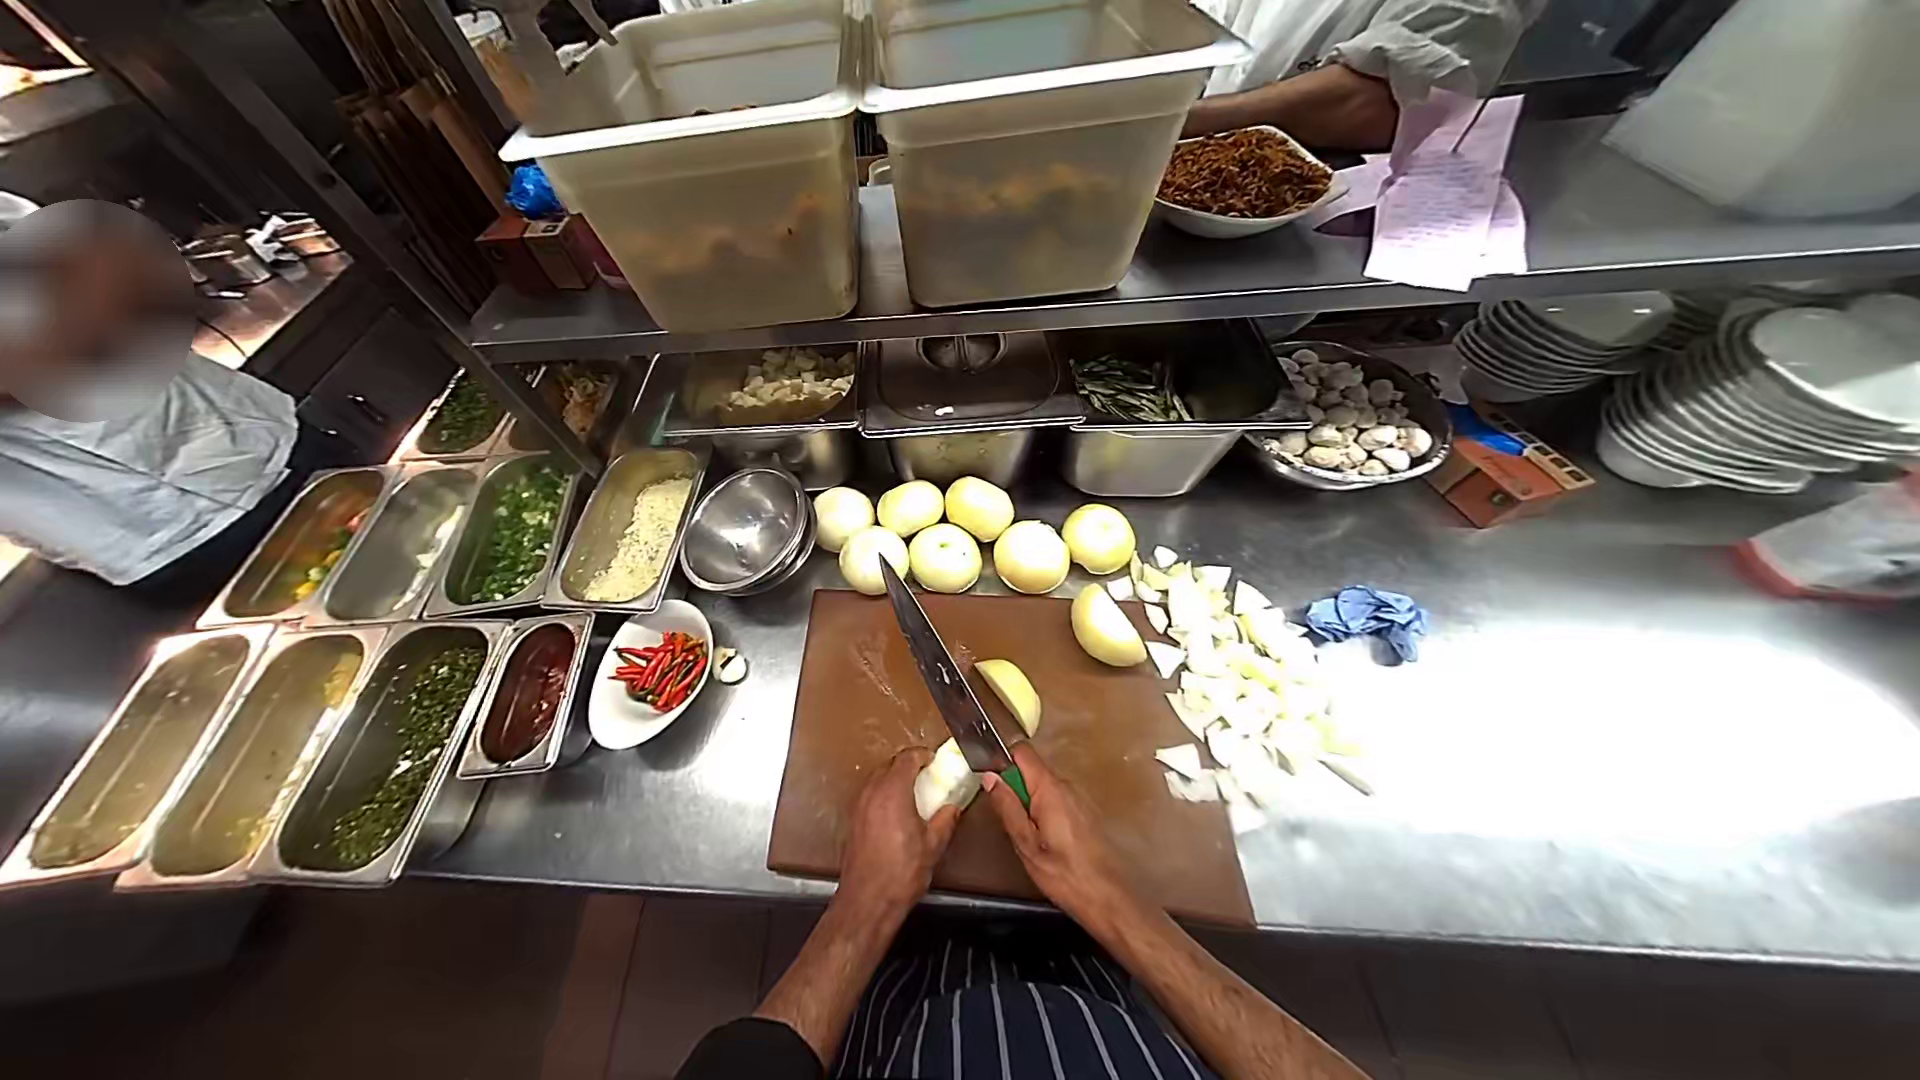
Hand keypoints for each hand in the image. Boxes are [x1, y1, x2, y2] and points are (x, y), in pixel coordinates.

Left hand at [838, 747, 959, 916]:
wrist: (868, 903)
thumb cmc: (898, 875)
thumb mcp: (933, 845)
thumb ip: (946, 819)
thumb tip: (953, 808)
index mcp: (893, 792)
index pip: (906, 758)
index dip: (922, 755)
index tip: (933, 759)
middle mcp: (872, 793)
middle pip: (890, 764)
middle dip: (909, 765)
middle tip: (926, 773)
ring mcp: (859, 806)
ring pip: (878, 778)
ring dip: (895, 778)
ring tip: (914, 791)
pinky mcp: (853, 821)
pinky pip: (870, 794)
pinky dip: (884, 793)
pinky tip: (897, 811)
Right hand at [982, 742, 1149, 932]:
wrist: (1108, 898)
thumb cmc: (1066, 875)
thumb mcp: (1026, 843)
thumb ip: (1007, 807)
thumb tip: (990, 778)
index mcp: (1049, 788)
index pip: (1022, 751)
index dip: (1003, 759)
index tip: (992, 780)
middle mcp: (1066, 785)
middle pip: (1032, 770)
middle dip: (1016, 789)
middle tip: (1011, 822)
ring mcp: (1078, 797)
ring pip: (1044, 787)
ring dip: (1031, 804)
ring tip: (1030, 838)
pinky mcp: (1085, 811)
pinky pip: (1057, 800)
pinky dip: (1046, 813)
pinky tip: (1048, 843)